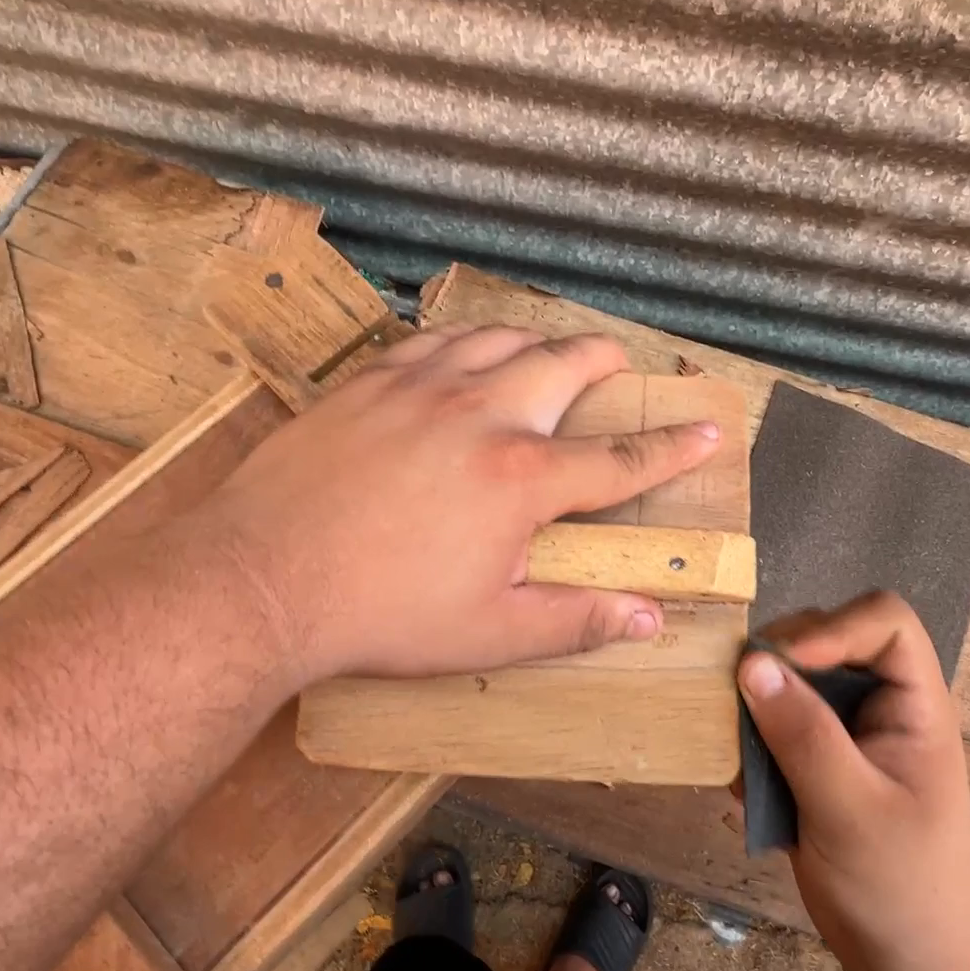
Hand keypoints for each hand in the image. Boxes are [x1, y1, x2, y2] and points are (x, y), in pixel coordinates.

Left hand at [190, 326, 720, 681]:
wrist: (262, 578)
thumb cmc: (382, 615)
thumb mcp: (489, 633)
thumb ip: (575, 619)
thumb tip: (648, 617)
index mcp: (521, 479)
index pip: (618, 460)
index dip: (671, 447)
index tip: (707, 428)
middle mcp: (481, 415)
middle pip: (564, 366)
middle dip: (604, 360)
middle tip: (618, 363)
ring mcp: (421, 388)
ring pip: (500, 337)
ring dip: (538, 340)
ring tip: (549, 350)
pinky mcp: (369, 381)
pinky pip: (434, 339)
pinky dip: (467, 339)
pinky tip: (466, 351)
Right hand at [736, 592, 969, 970]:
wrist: (905, 963)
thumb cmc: (900, 888)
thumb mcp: (851, 811)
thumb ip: (803, 735)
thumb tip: (750, 664)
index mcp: (915, 705)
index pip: (885, 622)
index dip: (834, 626)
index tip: (784, 663)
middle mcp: (880, 704)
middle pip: (827, 638)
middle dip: (780, 661)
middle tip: (741, 697)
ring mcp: (845, 731)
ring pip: (791, 678)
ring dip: (757, 703)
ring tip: (739, 745)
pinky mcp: (815, 757)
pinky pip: (773, 719)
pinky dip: (752, 739)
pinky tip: (746, 784)